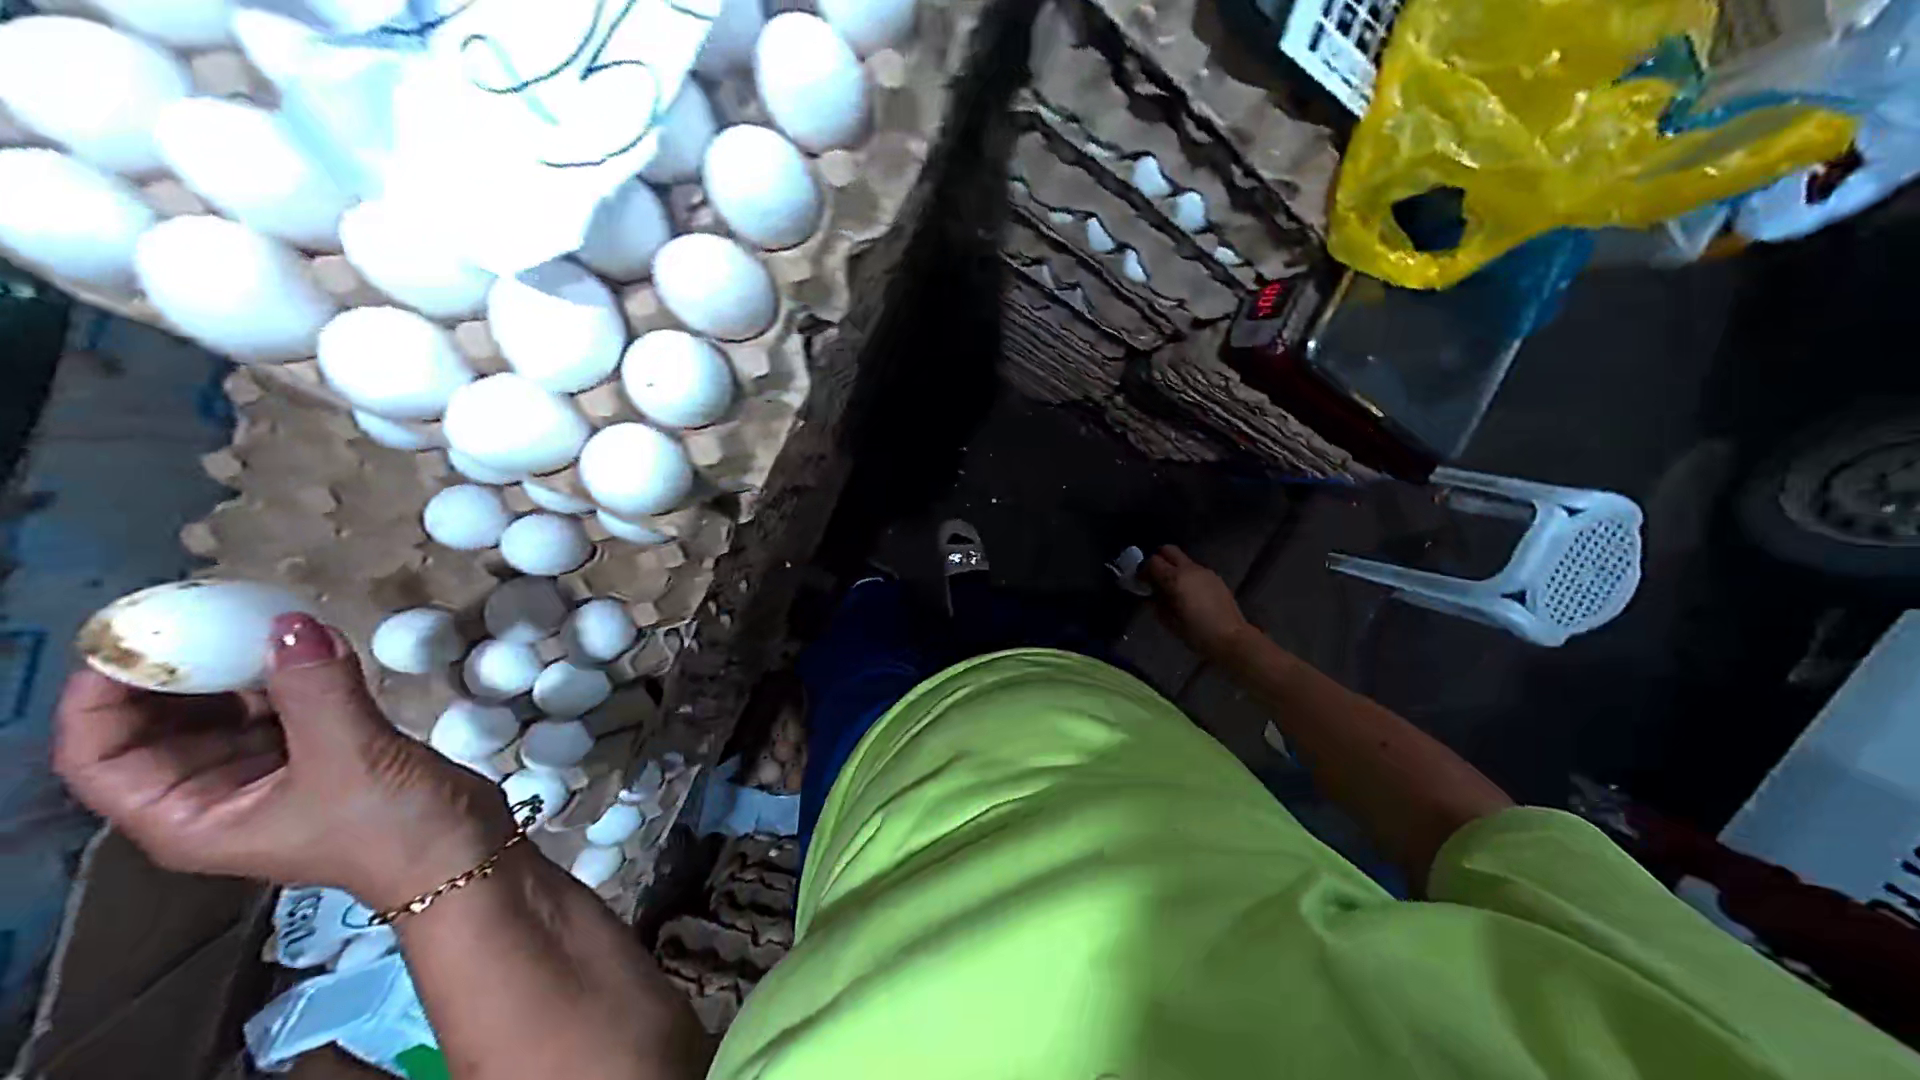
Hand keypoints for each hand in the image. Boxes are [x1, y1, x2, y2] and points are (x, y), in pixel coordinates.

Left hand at [53, 614, 512, 909]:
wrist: (462, 853)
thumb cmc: (388, 826)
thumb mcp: (348, 757)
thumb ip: (317, 688)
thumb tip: (291, 622)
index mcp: (189, 815)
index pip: (101, 757)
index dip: (101, 699)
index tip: (136, 639)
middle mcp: (217, 793)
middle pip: (162, 728)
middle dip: (176, 674)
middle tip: (204, 617)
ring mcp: (274, 773)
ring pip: (230, 714)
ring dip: (241, 669)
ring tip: (261, 622)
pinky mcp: (326, 755)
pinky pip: (288, 707)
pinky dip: (292, 676)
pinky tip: (311, 646)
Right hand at [1142, 545, 1256, 659]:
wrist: (1231, 639)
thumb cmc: (1196, 633)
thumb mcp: (1169, 622)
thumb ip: (1156, 604)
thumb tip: (1150, 596)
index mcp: (1175, 579)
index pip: (1153, 562)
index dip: (1144, 570)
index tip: (1142, 582)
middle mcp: (1190, 569)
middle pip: (1169, 550)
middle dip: (1159, 559)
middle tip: (1155, 577)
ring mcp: (1205, 572)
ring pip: (1183, 560)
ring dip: (1174, 568)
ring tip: (1173, 589)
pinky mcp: (1216, 578)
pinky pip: (1195, 570)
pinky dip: (1187, 576)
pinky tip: (1189, 594)